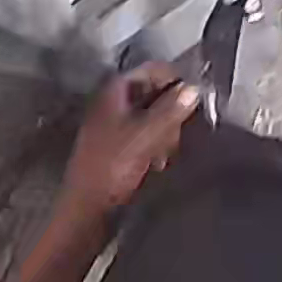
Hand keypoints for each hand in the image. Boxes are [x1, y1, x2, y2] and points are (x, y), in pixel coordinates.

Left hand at [56, 63, 200, 221]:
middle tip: (176, 134)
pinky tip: (158, 163)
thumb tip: (194, 88)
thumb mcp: (146, 134)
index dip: (175, 80)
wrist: (86, 212)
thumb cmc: (113, 165)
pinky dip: (156, 144)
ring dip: (165, 131)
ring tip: (166, 153)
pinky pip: (146, 134)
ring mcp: (115, 123)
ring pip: (153, 115)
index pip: (153, 69)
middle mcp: (115, 100)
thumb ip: (171, 109)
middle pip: (155, 92)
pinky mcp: (119, 145)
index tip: (195, 97)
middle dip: (170, 111)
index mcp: (116, 88)